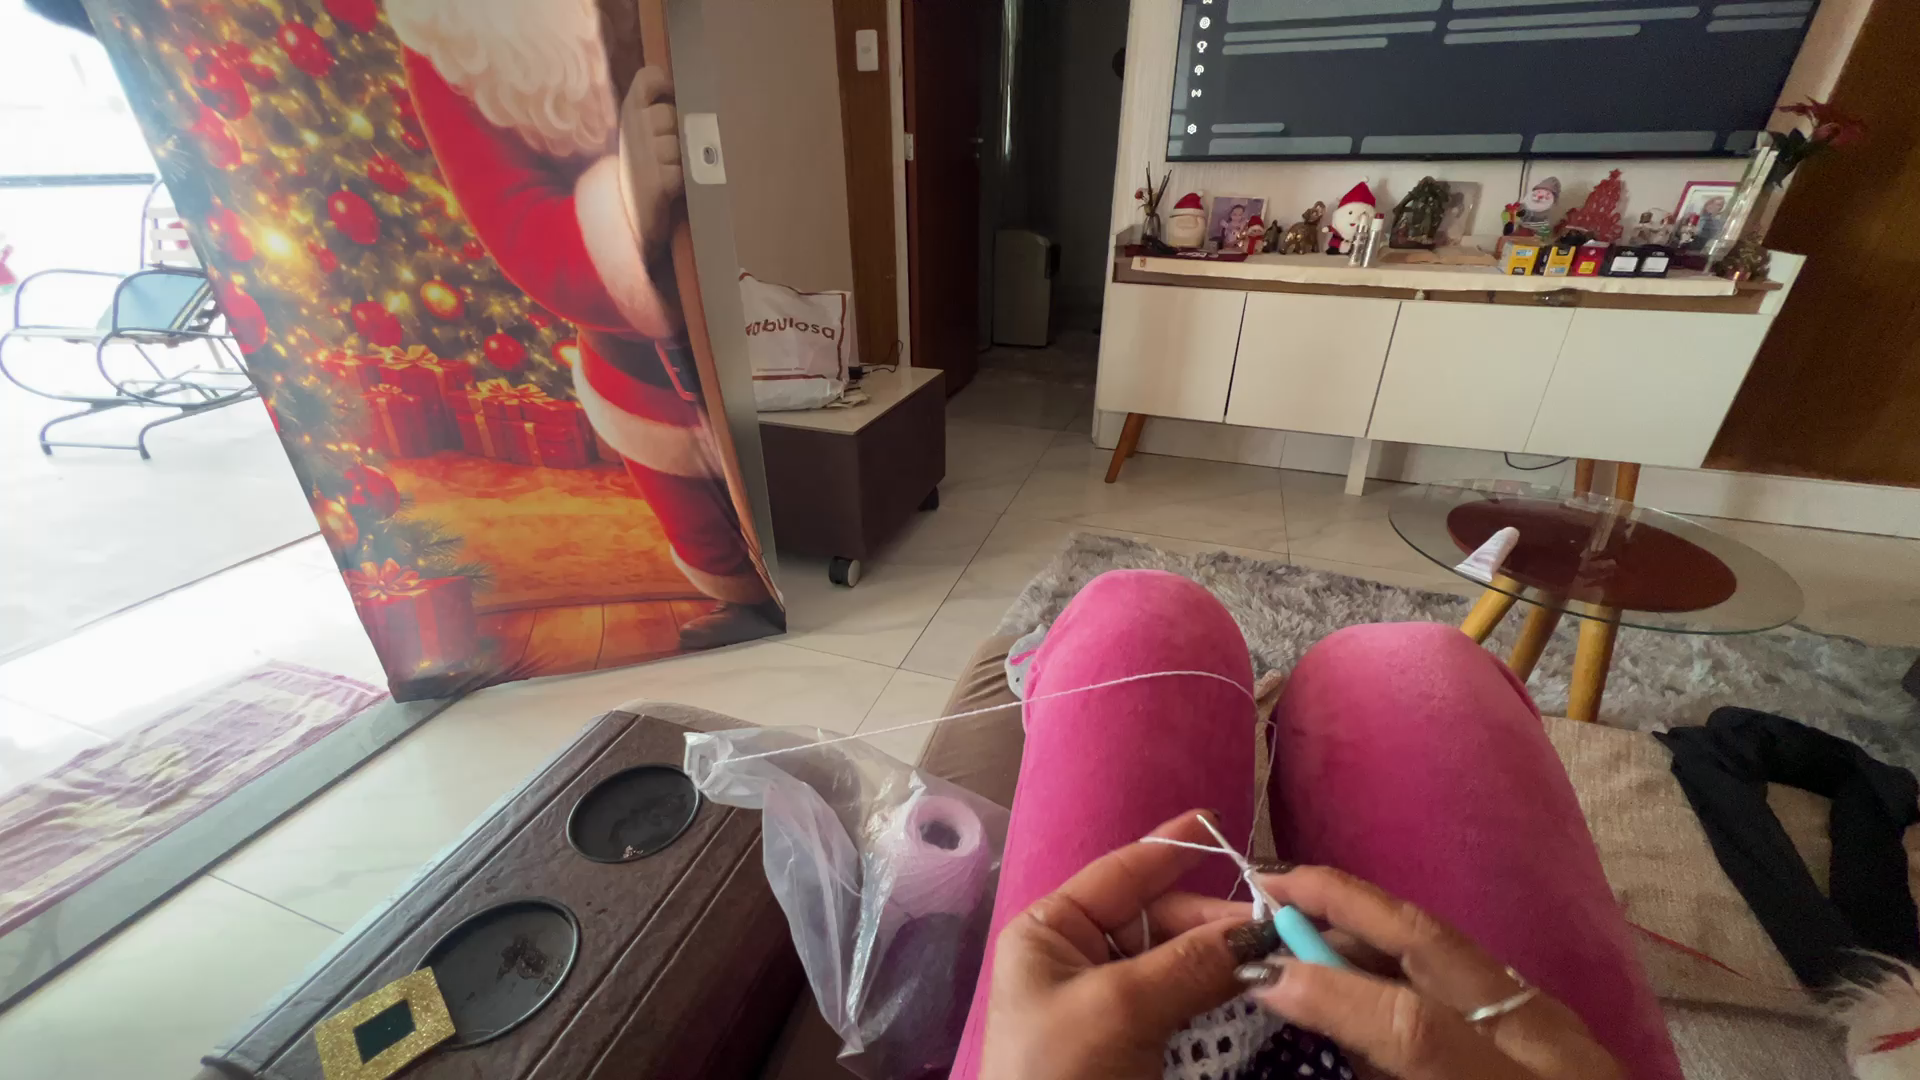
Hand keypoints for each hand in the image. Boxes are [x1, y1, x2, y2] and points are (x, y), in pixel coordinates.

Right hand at [618, 66, 682, 263]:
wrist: (626, 218)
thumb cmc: (643, 174)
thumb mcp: (644, 138)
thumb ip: (660, 116)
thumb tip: (693, 104)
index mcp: (630, 113)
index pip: (649, 79)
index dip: (665, 84)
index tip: (675, 96)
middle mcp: (633, 129)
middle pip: (671, 114)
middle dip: (680, 133)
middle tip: (673, 155)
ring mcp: (643, 155)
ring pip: (679, 144)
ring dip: (685, 161)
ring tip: (674, 174)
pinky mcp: (656, 182)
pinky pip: (684, 171)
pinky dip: (686, 181)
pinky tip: (677, 189)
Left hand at [976, 812, 1263, 1079]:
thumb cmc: (1063, 1073)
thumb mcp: (1119, 1009)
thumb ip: (1186, 965)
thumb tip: (1253, 936)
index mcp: (1052, 930)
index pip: (1119, 874)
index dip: (1168, 848)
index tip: (1215, 821)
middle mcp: (1077, 954)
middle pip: (1154, 919)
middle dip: (1210, 918)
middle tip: (1274, 922)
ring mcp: (1105, 999)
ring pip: (1173, 961)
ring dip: (1220, 958)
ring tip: (1273, 953)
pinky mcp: (1131, 1041)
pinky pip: (1179, 1001)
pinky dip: (1214, 995)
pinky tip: (1251, 989)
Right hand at [1243, 866, 1625, 1079]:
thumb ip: (1378, 1075)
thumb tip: (1309, 1007)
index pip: (1415, 1029)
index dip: (1329, 993)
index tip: (1262, 978)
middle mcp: (1541, 1042)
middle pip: (1430, 939)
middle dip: (1338, 898)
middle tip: (1266, 885)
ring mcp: (1550, 1020)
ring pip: (1439, 936)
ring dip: (1356, 916)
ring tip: (1294, 915)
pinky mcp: (1547, 1016)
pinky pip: (1451, 957)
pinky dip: (1390, 942)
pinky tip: (1352, 951)